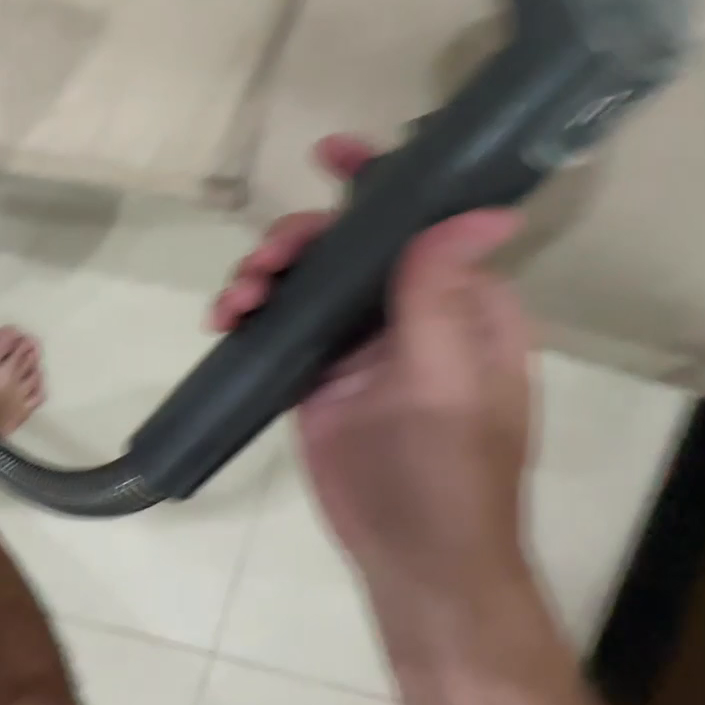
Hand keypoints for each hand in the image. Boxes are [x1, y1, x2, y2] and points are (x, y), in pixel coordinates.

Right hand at [212, 136, 533, 602]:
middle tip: (262, 265)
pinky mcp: (312, 364)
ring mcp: (354, 337)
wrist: (407, 553)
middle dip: (293, 241)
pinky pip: (274, 315)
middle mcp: (408, 310)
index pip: (422, 222)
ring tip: (234, 301)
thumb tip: (483, 212)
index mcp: (460, 305)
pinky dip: (245, 308)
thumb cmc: (443, 470)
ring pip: (300, 276)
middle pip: (341, 244)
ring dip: (259, 274)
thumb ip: (443, 297)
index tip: (327, 150)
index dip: (380, 180)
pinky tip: (222, 321)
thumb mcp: (446, 383)